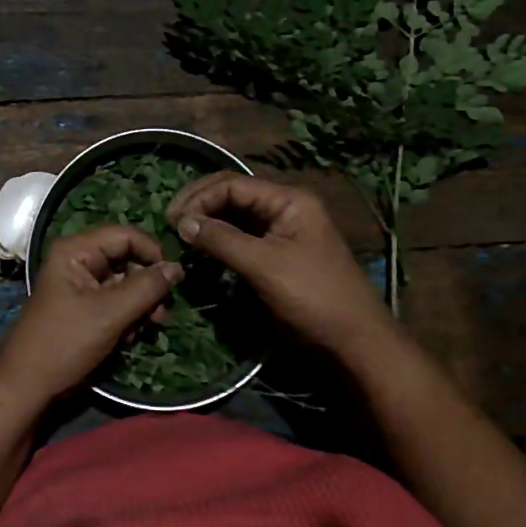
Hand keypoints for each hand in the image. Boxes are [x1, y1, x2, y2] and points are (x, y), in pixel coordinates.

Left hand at [0, 226, 182, 404]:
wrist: (28, 383)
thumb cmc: (65, 342)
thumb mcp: (109, 314)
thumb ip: (146, 288)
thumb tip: (177, 268)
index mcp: (75, 250)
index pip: (125, 235)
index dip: (153, 253)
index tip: (175, 280)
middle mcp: (78, 259)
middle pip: (126, 258)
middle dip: (147, 285)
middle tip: (160, 315)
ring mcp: (80, 282)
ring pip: (124, 281)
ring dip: (140, 304)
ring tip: (144, 329)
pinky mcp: (84, 304)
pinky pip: (115, 299)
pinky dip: (127, 315)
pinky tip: (128, 336)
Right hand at [166, 172, 388, 343]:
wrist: (355, 342)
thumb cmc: (313, 297)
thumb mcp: (263, 265)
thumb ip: (221, 239)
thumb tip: (182, 223)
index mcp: (289, 200)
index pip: (231, 184)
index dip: (198, 198)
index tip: (172, 220)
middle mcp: (285, 207)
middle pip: (232, 194)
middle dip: (199, 205)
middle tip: (170, 224)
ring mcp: (282, 230)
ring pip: (235, 215)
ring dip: (207, 222)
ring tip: (181, 236)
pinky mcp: (278, 252)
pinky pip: (242, 236)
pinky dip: (219, 239)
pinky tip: (201, 250)